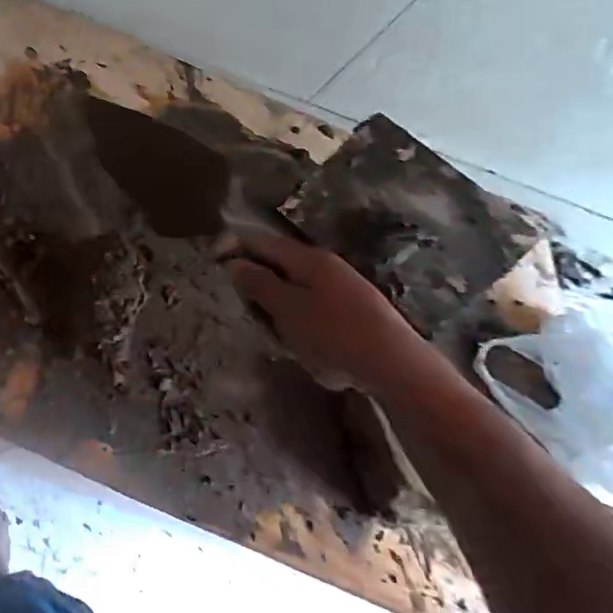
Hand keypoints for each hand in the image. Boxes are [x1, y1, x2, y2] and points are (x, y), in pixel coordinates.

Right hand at [224, 235, 455, 398]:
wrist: (399, 370)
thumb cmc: (334, 333)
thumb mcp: (285, 308)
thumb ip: (257, 283)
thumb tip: (235, 264)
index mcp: (310, 260)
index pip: (262, 242)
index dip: (235, 249)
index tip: (214, 266)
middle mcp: (329, 269)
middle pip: (279, 268)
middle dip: (259, 287)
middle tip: (248, 311)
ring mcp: (346, 292)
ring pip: (297, 293)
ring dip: (281, 312)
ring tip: (280, 336)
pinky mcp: (356, 316)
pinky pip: (316, 314)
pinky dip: (304, 328)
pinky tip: (310, 351)